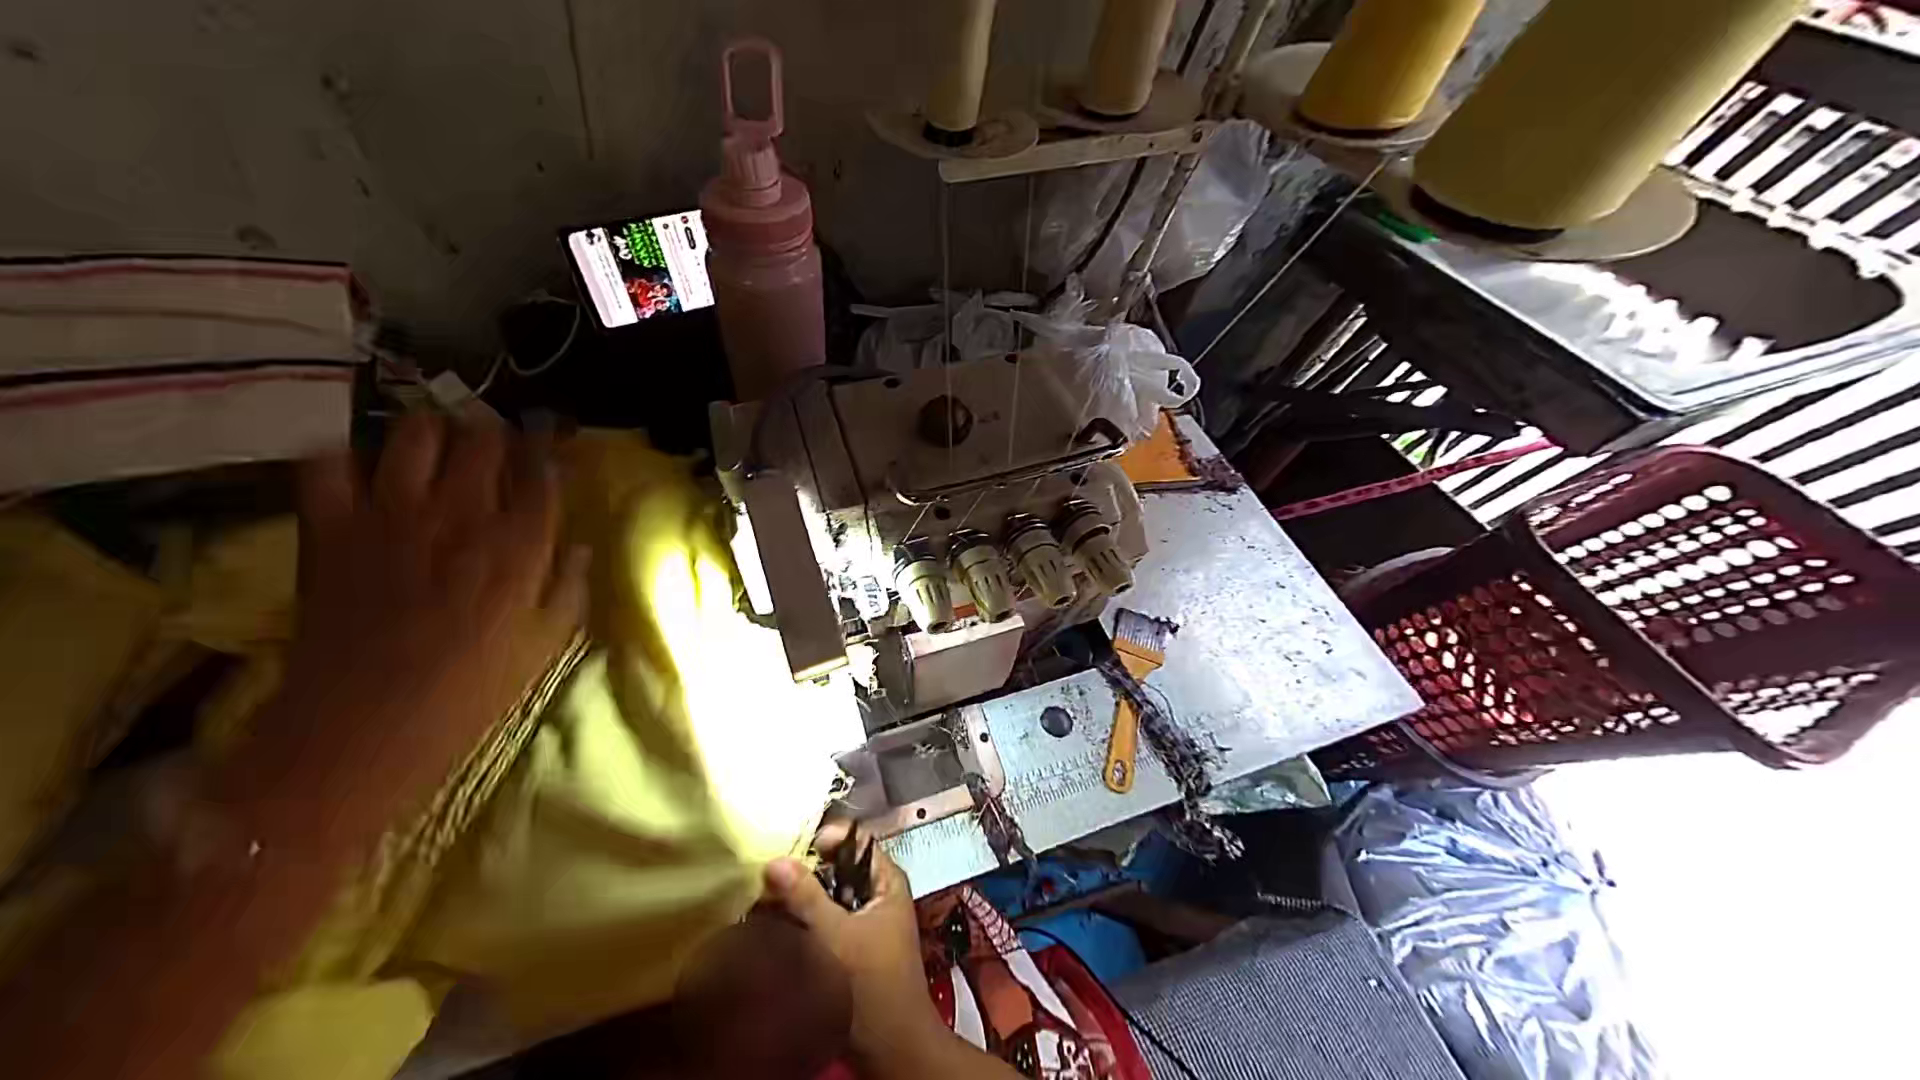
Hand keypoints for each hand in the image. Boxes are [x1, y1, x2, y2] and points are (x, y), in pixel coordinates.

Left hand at [274, 414, 586, 781]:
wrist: (368, 724)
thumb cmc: (475, 687)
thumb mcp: (548, 641)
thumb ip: (569, 585)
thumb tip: (577, 546)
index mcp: (521, 543)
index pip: (542, 472)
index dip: (547, 451)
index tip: (547, 450)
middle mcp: (462, 513)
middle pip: (483, 437)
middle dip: (494, 435)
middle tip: (494, 450)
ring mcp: (393, 513)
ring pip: (415, 432)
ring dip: (432, 432)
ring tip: (436, 448)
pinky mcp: (333, 526)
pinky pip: (329, 463)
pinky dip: (347, 457)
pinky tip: (365, 472)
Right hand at [763, 826, 941, 1063]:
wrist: (889, 1048)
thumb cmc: (872, 984)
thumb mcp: (837, 935)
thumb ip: (806, 897)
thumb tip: (774, 861)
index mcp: (886, 881)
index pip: (855, 840)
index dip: (825, 839)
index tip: (791, 851)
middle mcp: (876, 894)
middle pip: (835, 869)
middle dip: (803, 874)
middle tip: (769, 881)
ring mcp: (862, 921)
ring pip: (824, 897)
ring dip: (797, 900)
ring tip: (765, 905)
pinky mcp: (848, 947)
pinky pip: (820, 922)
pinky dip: (800, 923)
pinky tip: (774, 930)